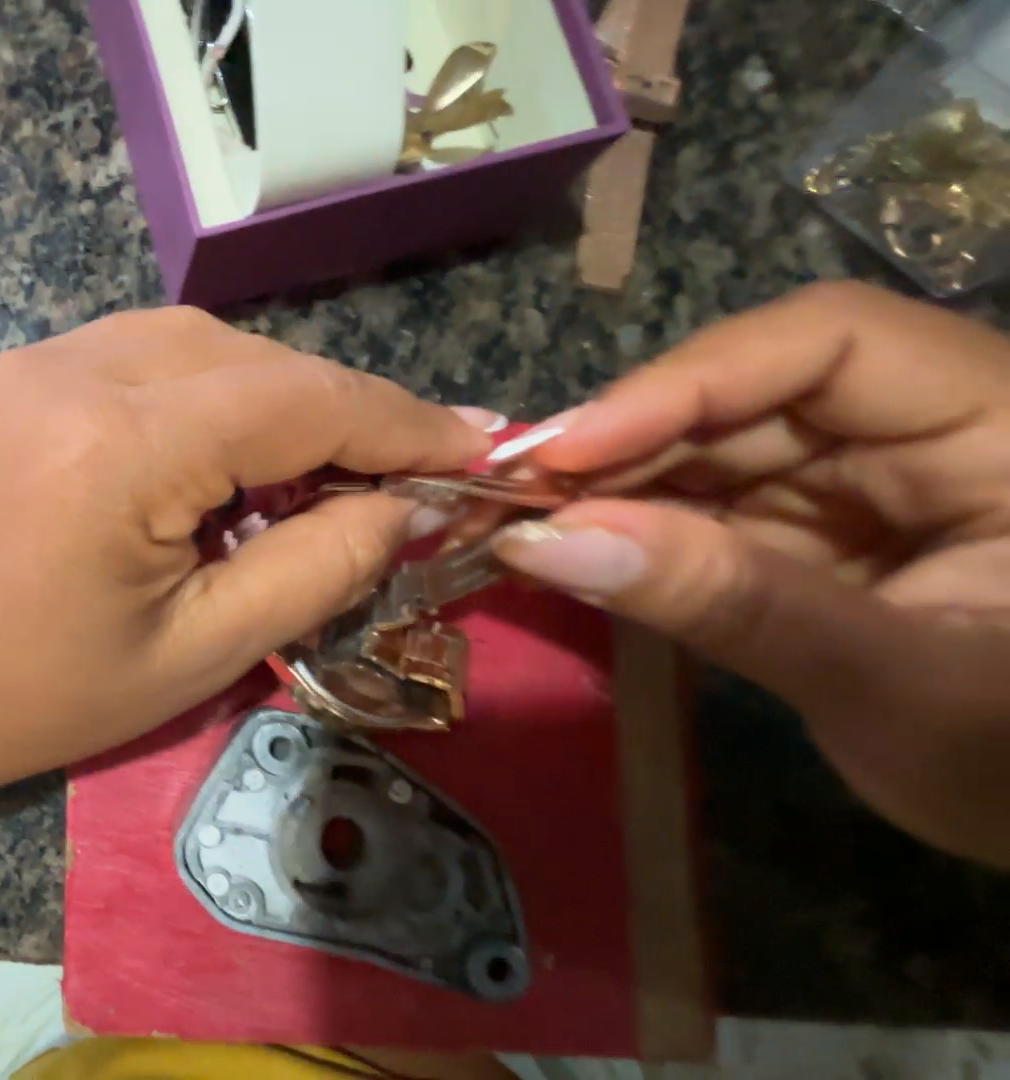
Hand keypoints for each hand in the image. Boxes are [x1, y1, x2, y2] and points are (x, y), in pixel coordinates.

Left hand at [0, 307, 493, 796]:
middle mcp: (65, 373)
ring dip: (261, 397)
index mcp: (115, 447)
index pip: (295, 400)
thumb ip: (324, 563)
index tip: (471, 448)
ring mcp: (24, 363)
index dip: (396, 421)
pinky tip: (208, 455)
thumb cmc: (50, 697)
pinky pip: (131, 357)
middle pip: (245, 358)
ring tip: (298, 475)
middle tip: (379, 480)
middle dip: (327, 413)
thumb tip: (412, 500)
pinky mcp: (5, 375)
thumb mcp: (205, 650)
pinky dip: (193, 393)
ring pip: (190, 344)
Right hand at [489, 282, 1009, 865]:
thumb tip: (542, 542)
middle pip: (741, 396)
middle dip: (616, 445)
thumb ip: (731, 602)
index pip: (830, 344)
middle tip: (505, 499)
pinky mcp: (800, 530)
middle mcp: (921, 432)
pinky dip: (619, 531)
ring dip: (600, 489)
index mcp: (1009, 428)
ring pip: (700, 451)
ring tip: (512, 526)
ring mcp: (854, 483)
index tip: (566, 452)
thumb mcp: (898, 691)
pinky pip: (692, 508)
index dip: (686, 382)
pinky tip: (559, 550)